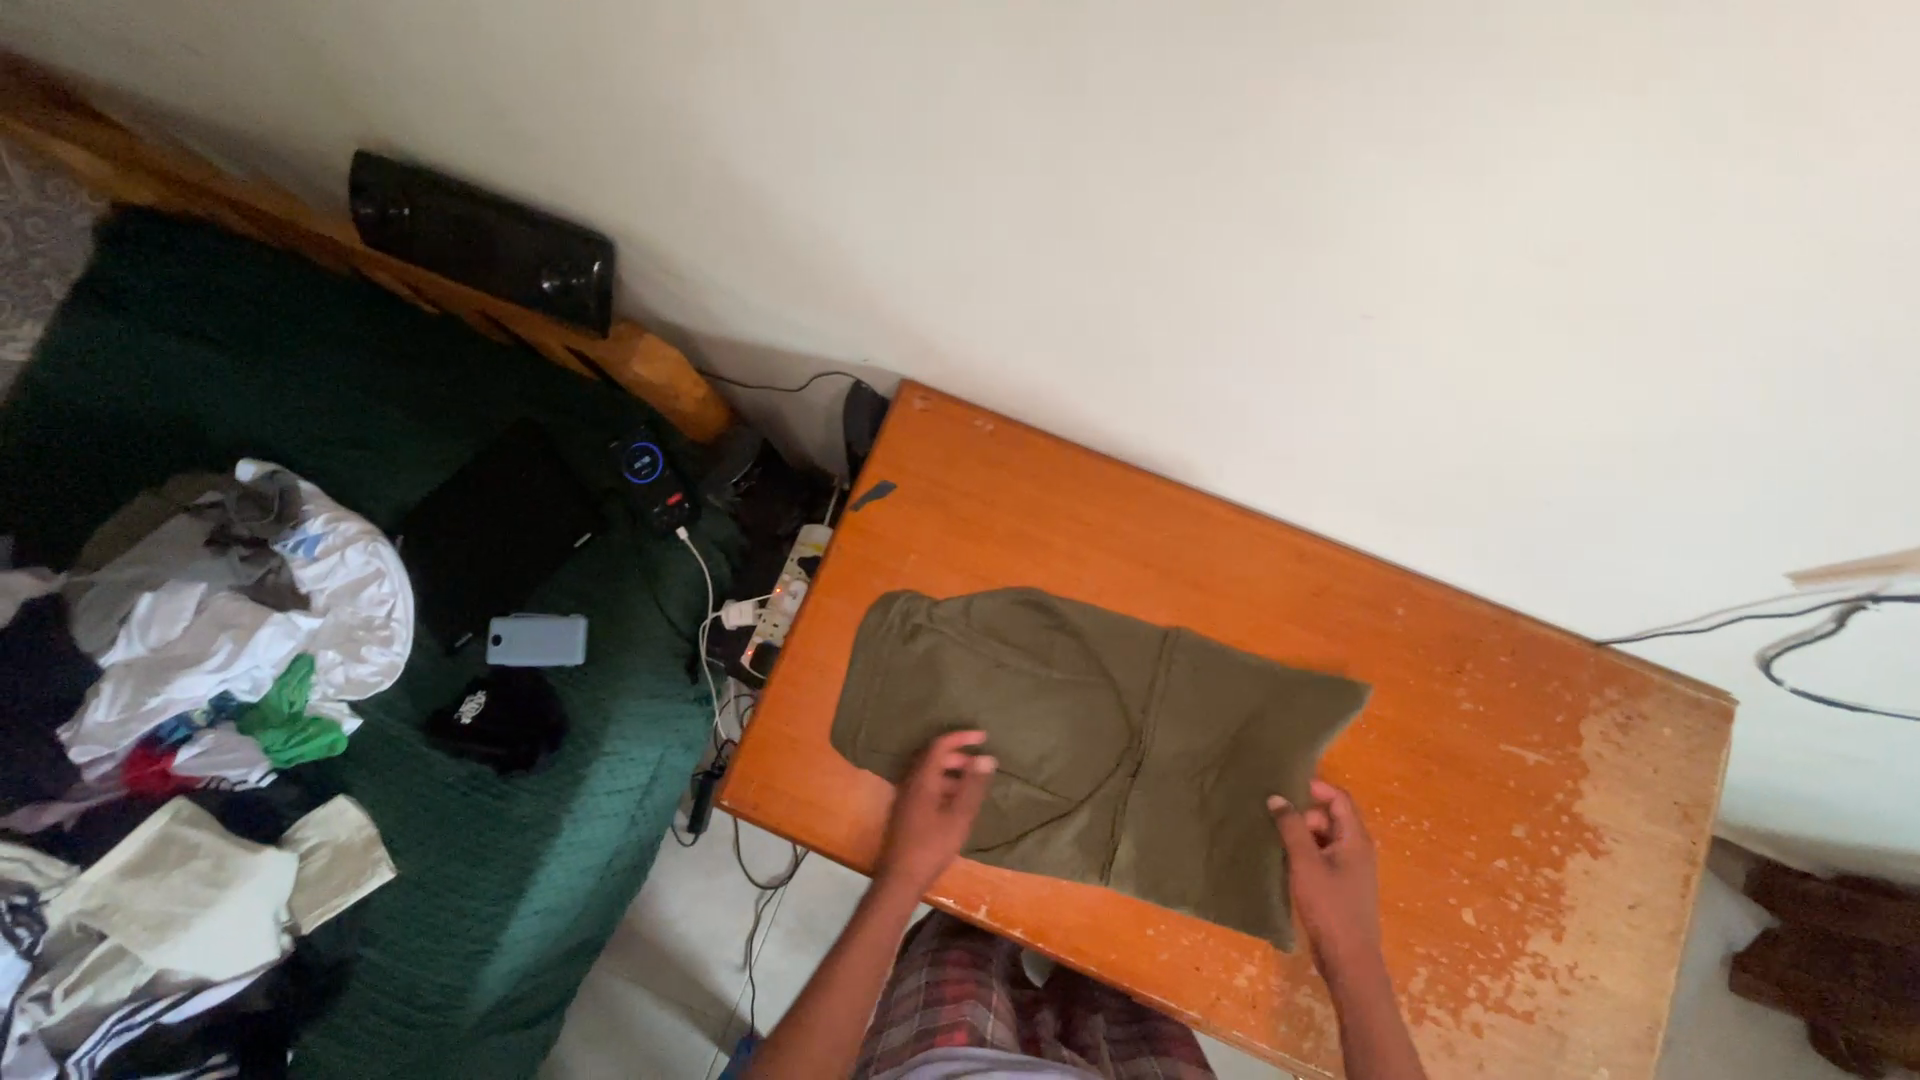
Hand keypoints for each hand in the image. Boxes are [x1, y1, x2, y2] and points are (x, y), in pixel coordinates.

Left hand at [874, 730, 996, 897]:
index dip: (961, 737)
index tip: (983, 737)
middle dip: (958, 756)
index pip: (940, 745)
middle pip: (933, 757)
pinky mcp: (905, 812)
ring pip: (929, 774)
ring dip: (951, 773)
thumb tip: (986, 758)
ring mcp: (905, 798)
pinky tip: (956, 804)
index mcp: (922, 779)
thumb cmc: (932, 847)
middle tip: (979, 765)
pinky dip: (943, 786)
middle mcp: (910, 783)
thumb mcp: (959, 817)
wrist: (900, 879)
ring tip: (972, 785)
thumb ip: (973, 786)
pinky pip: (925, 787)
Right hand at [1268, 780, 1382, 981]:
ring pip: (1324, 839)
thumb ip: (1291, 827)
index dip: (1315, 787)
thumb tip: (1277, 797)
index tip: (1284, 786)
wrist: (1348, 959)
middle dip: (1303, 816)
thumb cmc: (1329, 906)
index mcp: (1356, 839)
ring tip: (1273, 840)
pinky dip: (1304, 854)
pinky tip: (1283, 863)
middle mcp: (1357, 850)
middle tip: (1275, 823)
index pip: (1339, 798)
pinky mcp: (1341, 887)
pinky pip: (1322, 858)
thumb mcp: (1305, 862)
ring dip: (1301, 836)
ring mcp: (1350, 870)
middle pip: (1330, 818)